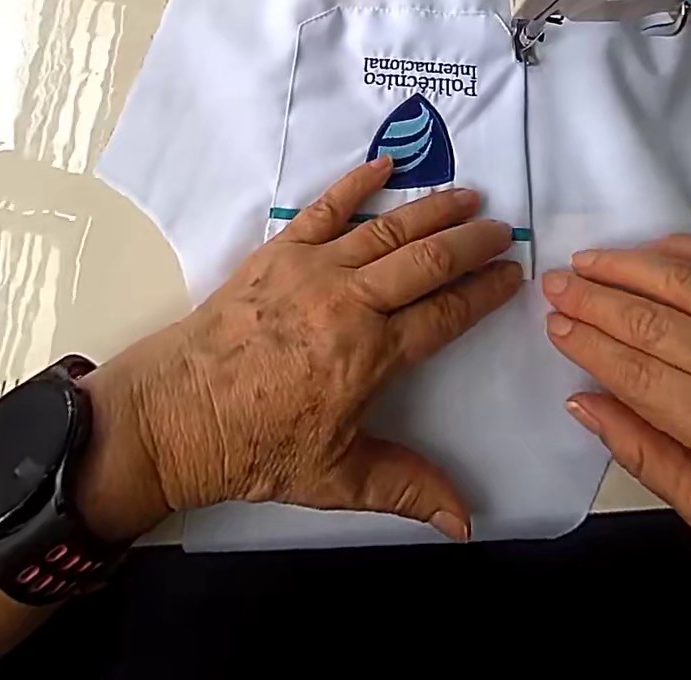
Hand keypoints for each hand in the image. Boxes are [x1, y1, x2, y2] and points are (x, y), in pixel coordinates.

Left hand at [77, 157, 523, 543]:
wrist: (178, 410)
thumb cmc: (256, 445)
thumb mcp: (336, 478)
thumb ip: (406, 488)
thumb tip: (466, 524)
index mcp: (370, 355)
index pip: (445, 314)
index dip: (484, 293)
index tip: (512, 273)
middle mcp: (348, 302)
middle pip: (425, 262)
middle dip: (471, 242)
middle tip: (501, 227)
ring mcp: (311, 269)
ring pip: (385, 230)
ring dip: (430, 210)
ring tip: (466, 195)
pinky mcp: (277, 252)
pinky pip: (324, 209)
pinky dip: (355, 185)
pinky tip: (383, 166)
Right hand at [542, 235, 690, 617]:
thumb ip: (640, 453)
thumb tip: (579, 400)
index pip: (640, 375)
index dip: (589, 344)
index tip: (552, 323)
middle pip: (654, 321)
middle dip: (593, 299)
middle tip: (553, 284)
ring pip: (686, 282)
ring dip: (626, 265)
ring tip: (584, 261)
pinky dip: (684, 248)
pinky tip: (646, 248)